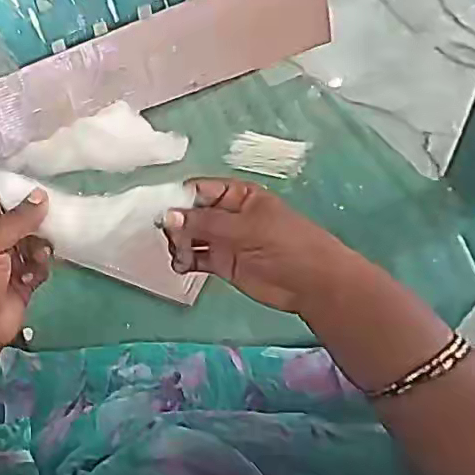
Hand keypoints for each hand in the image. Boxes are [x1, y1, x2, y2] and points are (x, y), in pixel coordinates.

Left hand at [0, 191, 51, 354]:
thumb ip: (17, 219)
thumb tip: (40, 195)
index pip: (0, 202)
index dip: (20, 196)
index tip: (45, 190)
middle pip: (23, 223)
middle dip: (37, 225)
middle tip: (50, 225)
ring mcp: (9, 263)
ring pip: (35, 244)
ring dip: (40, 249)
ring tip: (37, 258)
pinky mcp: (24, 282)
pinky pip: (40, 266)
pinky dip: (40, 268)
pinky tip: (33, 276)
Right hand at [161, 178, 357, 313]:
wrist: (314, 284)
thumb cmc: (287, 245)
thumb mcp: (246, 228)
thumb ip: (204, 222)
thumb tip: (167, 216)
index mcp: (236, 195)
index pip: (198, 190)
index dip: (177, 198)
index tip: (160, 211)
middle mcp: (226, 214)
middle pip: (188, 214)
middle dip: (176, 225)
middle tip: (175, 239)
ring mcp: (223, 239)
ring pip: (188, 236)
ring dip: (179, 245)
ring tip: (182, 257)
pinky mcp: (220, 262)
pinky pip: (194, 257)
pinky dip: (185, 260)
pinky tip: (182, 266)